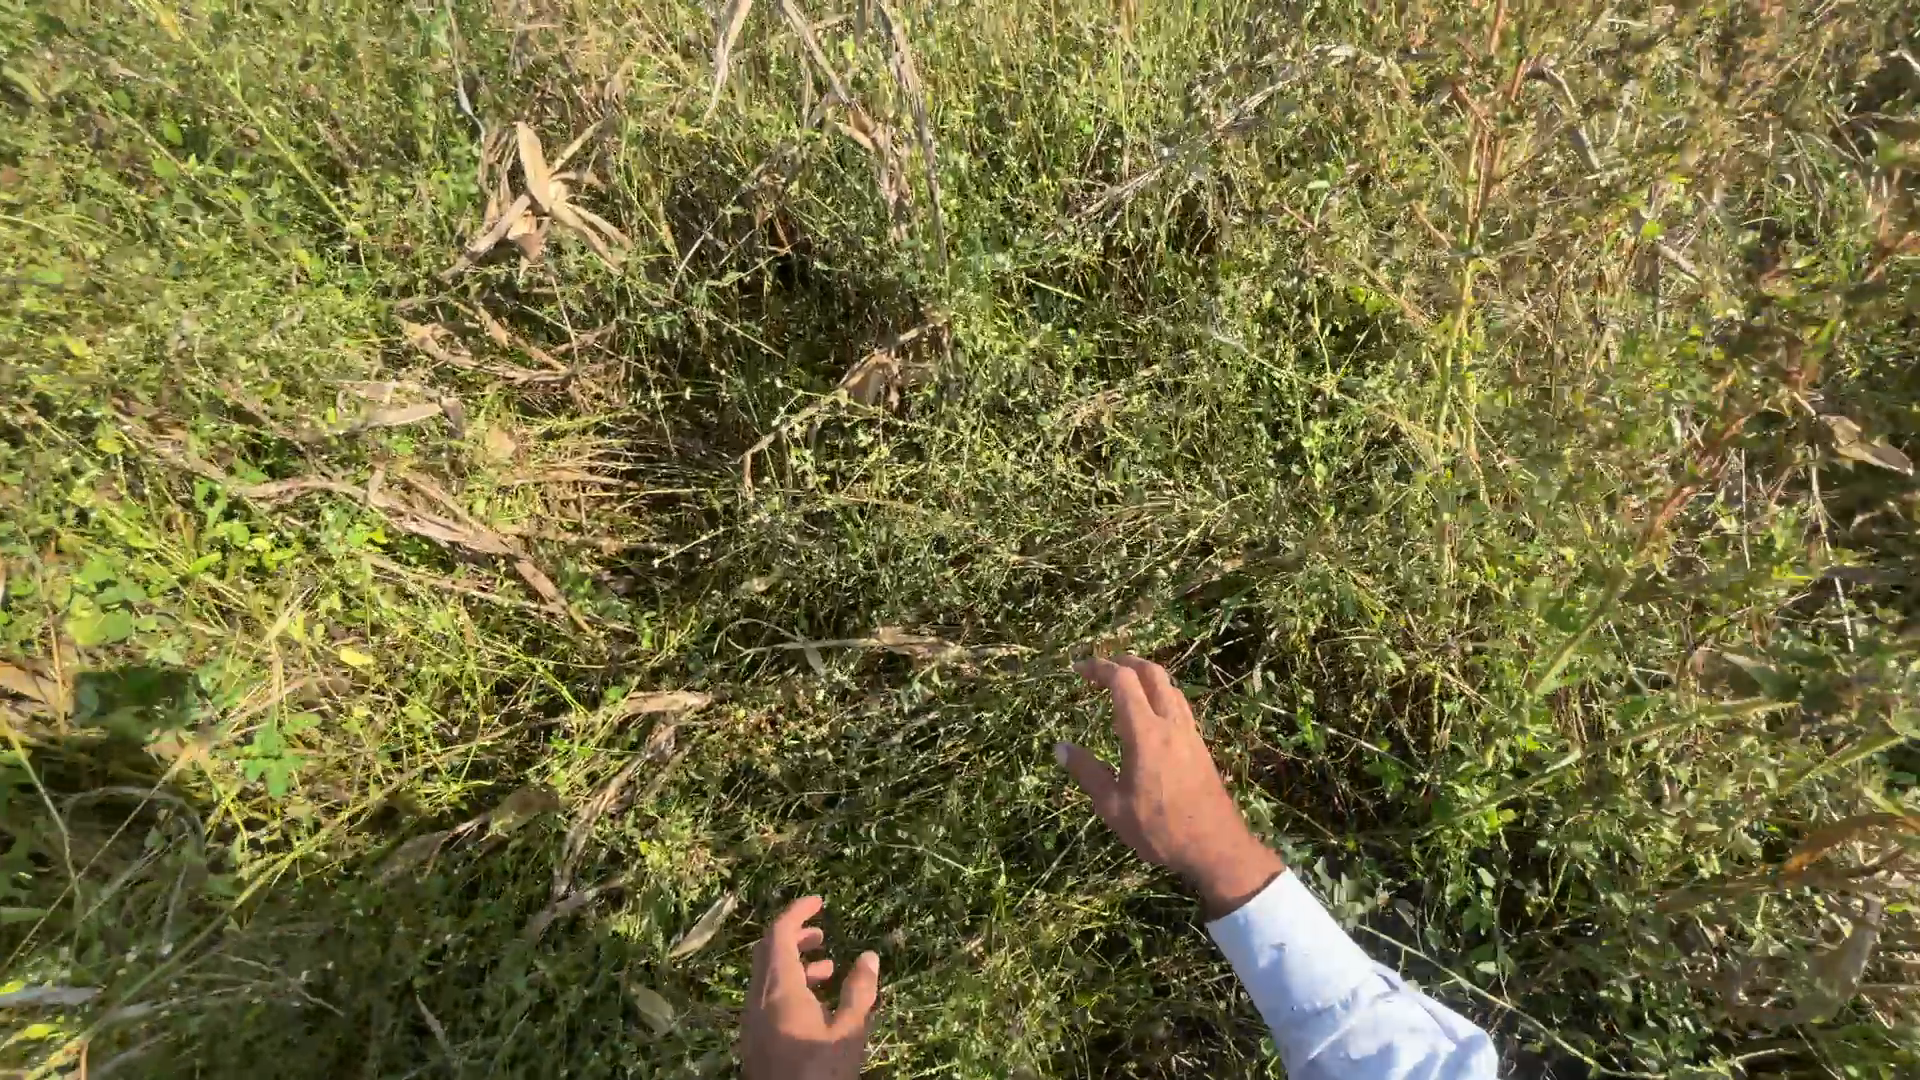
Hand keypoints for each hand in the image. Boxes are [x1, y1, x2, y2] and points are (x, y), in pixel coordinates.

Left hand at [740, 896, 880, 1079]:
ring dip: (794, 962)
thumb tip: (869, 956)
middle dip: (794, 935)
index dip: (798, 912)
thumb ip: (858, 992)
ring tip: (827, 968)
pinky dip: (788, 986)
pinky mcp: (754, 1041)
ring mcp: (752, 1022)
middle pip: (768, 951)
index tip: (819, 902)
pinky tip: (816, 1003)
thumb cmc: (818, 1072)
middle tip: (822, 932)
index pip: (779, 933)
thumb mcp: (848, 1032)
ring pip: (766, 976)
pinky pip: (766, 998)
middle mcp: (758, 1000)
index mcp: (778, 989)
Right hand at [1057, 655, 1284, 917]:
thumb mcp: (1113, 806)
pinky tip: (1149, 713)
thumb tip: (1060, 748)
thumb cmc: (1159, 829)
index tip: (1079, 670)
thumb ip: (1086, 772)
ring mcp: (1189, 732)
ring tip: (1123, 685)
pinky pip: (1179, 704)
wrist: (1216, 849)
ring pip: (1169, 686)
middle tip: (1101, 670)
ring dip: (1144, 675)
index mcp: (1145, 733)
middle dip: (1124, 661)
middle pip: (1151, 672)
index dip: (1099, 668)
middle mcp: (1170, 724)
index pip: (1122, 681)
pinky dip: (1159, 693)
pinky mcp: (1199, 745)